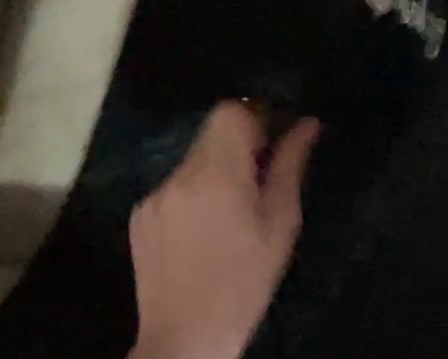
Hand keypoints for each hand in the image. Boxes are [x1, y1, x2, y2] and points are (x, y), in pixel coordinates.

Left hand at [128, 104, 321, 358]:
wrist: (184, 340)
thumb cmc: (245, 280)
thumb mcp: (281, 221)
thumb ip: (291, 164)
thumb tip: (308, 123)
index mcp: (216, 174)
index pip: (230, 111)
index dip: (256, 116)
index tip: (275, 140)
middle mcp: (178, 176)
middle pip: (212, 132)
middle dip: (240, 143)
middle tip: (262, 174)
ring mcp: (154, 197)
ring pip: (195, 158)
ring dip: (218, 167)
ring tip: (235, 207)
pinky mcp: (140, 217)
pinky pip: (176, 184)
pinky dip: (196, 191)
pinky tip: (207, 227)